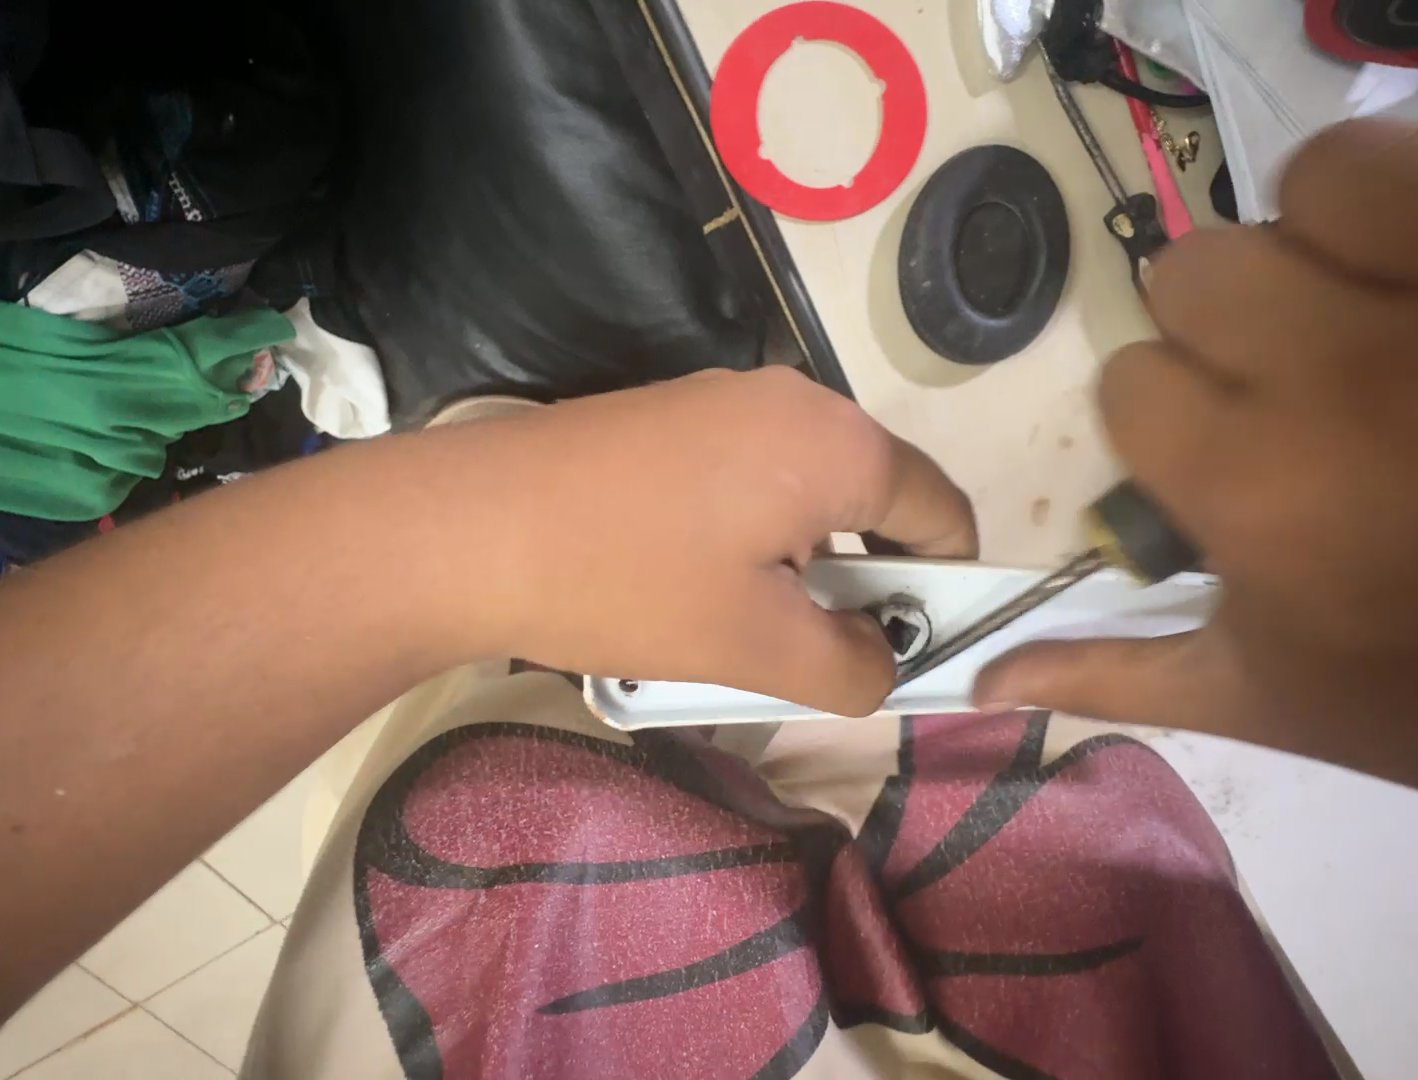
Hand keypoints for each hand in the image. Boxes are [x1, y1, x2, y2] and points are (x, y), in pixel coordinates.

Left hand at [423, 367, 975, 715]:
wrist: (467, 529)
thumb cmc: (628, 584)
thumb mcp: (757, 647)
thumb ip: (853, 667)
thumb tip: (884, 663)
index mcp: (837, 445)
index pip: (942, 512)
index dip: (950, 584)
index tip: (916, 642)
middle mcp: (793, 401)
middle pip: (876, 497)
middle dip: (867, 577)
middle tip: (820, 645)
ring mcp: (726, 399)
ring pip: (807, 489)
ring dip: (804, 558)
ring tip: (745, 618)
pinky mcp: (674, 414)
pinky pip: (750, 474)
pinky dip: (753, 530)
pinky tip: (692, 576)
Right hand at [974, 75, 1417, 894]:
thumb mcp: (1273, 700)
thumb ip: (1110, 674)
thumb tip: (982, 684)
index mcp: (1258, 488)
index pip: (1127, 385)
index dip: (1163, 418)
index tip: (1215, 454)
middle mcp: (1363, 370)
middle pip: (1198, 270)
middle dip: (1219, 324)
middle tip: (1286, 374)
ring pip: (1339, 170)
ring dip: (1334, 232)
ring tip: (1387, 296)